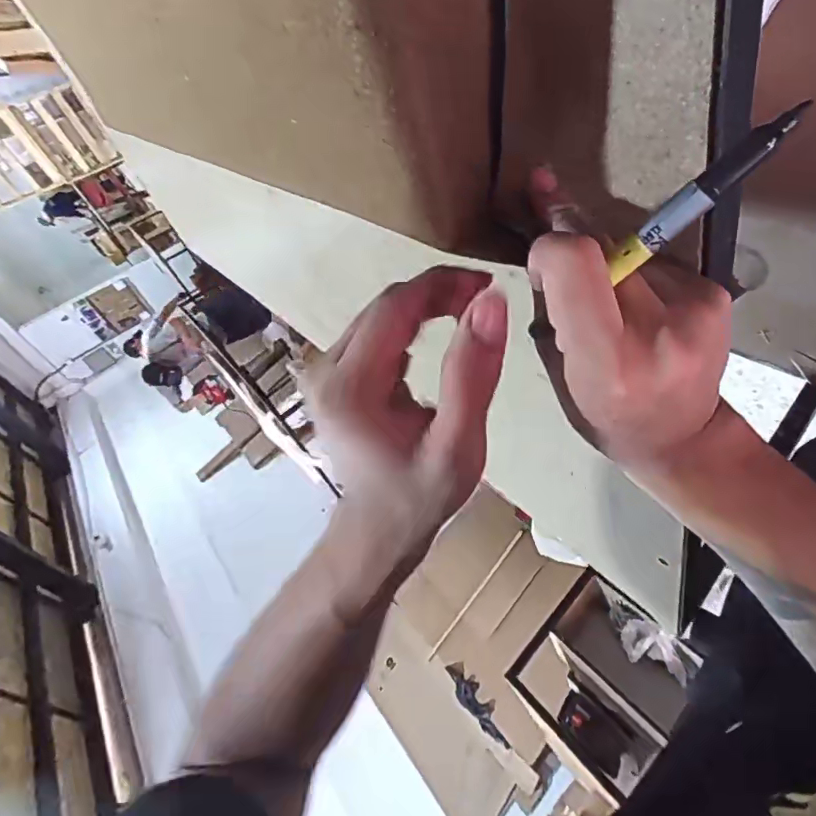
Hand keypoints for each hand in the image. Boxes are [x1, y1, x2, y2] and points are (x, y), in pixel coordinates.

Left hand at [304, 266, 507, 547]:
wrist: (377, 530)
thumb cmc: (419, 496)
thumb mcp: (457, 445)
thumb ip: (472, 373)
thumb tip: (491, 301)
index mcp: (349, 385)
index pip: (395, 305)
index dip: (443, 284)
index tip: (489, 284)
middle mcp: (325, 369)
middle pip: (384, 305)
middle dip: (437, 293)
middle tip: (486, 299)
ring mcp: (324, 371)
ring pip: (379, 314)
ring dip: (425, 306)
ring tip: (471, 313)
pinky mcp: (333, 376)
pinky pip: (375, 333)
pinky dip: (410, 326)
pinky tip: (441, 333)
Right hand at [526, 168, 733, 471]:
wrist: (682, 434)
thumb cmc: (605, 413)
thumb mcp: (561, 371)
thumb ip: (554, 307)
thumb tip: (549, 234)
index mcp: (610, 361)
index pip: (576, 260)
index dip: (550, 248)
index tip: (541, 264)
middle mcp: (661, 331)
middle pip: (603, 245)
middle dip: (573, 248)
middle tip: (560, 253)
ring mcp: (697, 309)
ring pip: (629, 248)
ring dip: (607, 264)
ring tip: (611, 304)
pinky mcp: (715, 294)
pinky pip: (656, 260)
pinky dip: (637, 274)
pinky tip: (640, 306)